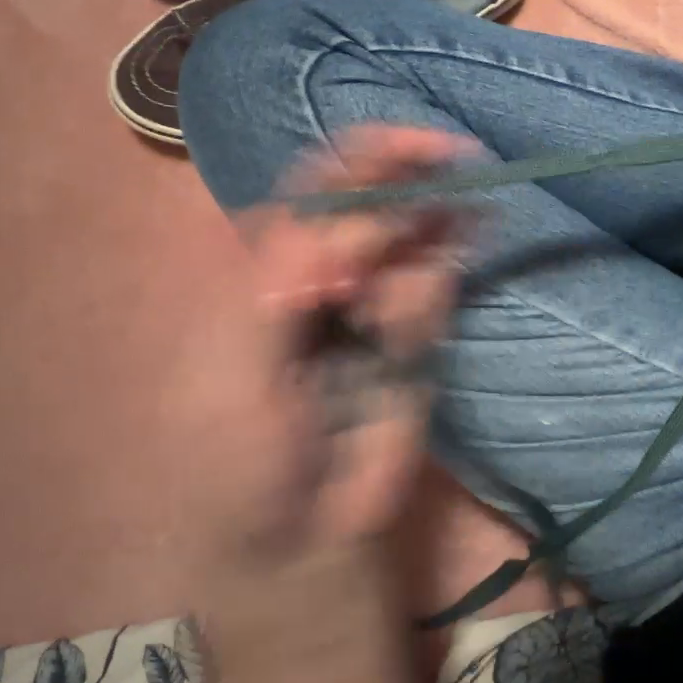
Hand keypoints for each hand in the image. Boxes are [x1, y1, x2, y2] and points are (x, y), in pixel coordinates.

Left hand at [191, 126, 467, 567]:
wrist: (298, 532)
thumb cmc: (235, 456)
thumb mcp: (233, 369)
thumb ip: (278, 288)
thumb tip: (347, 229)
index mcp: (262, 264)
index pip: (319, 187)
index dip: (371, 159)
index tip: (430, 151)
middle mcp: (323, 266)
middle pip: (378, 201)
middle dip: (414, 192)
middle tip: (450, 209)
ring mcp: (376, 295)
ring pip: (416, 239)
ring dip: (432, 241)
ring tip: (402, 308)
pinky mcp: (416, 329)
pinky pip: (435, 287)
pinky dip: (437, 286)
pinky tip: (409, 326)